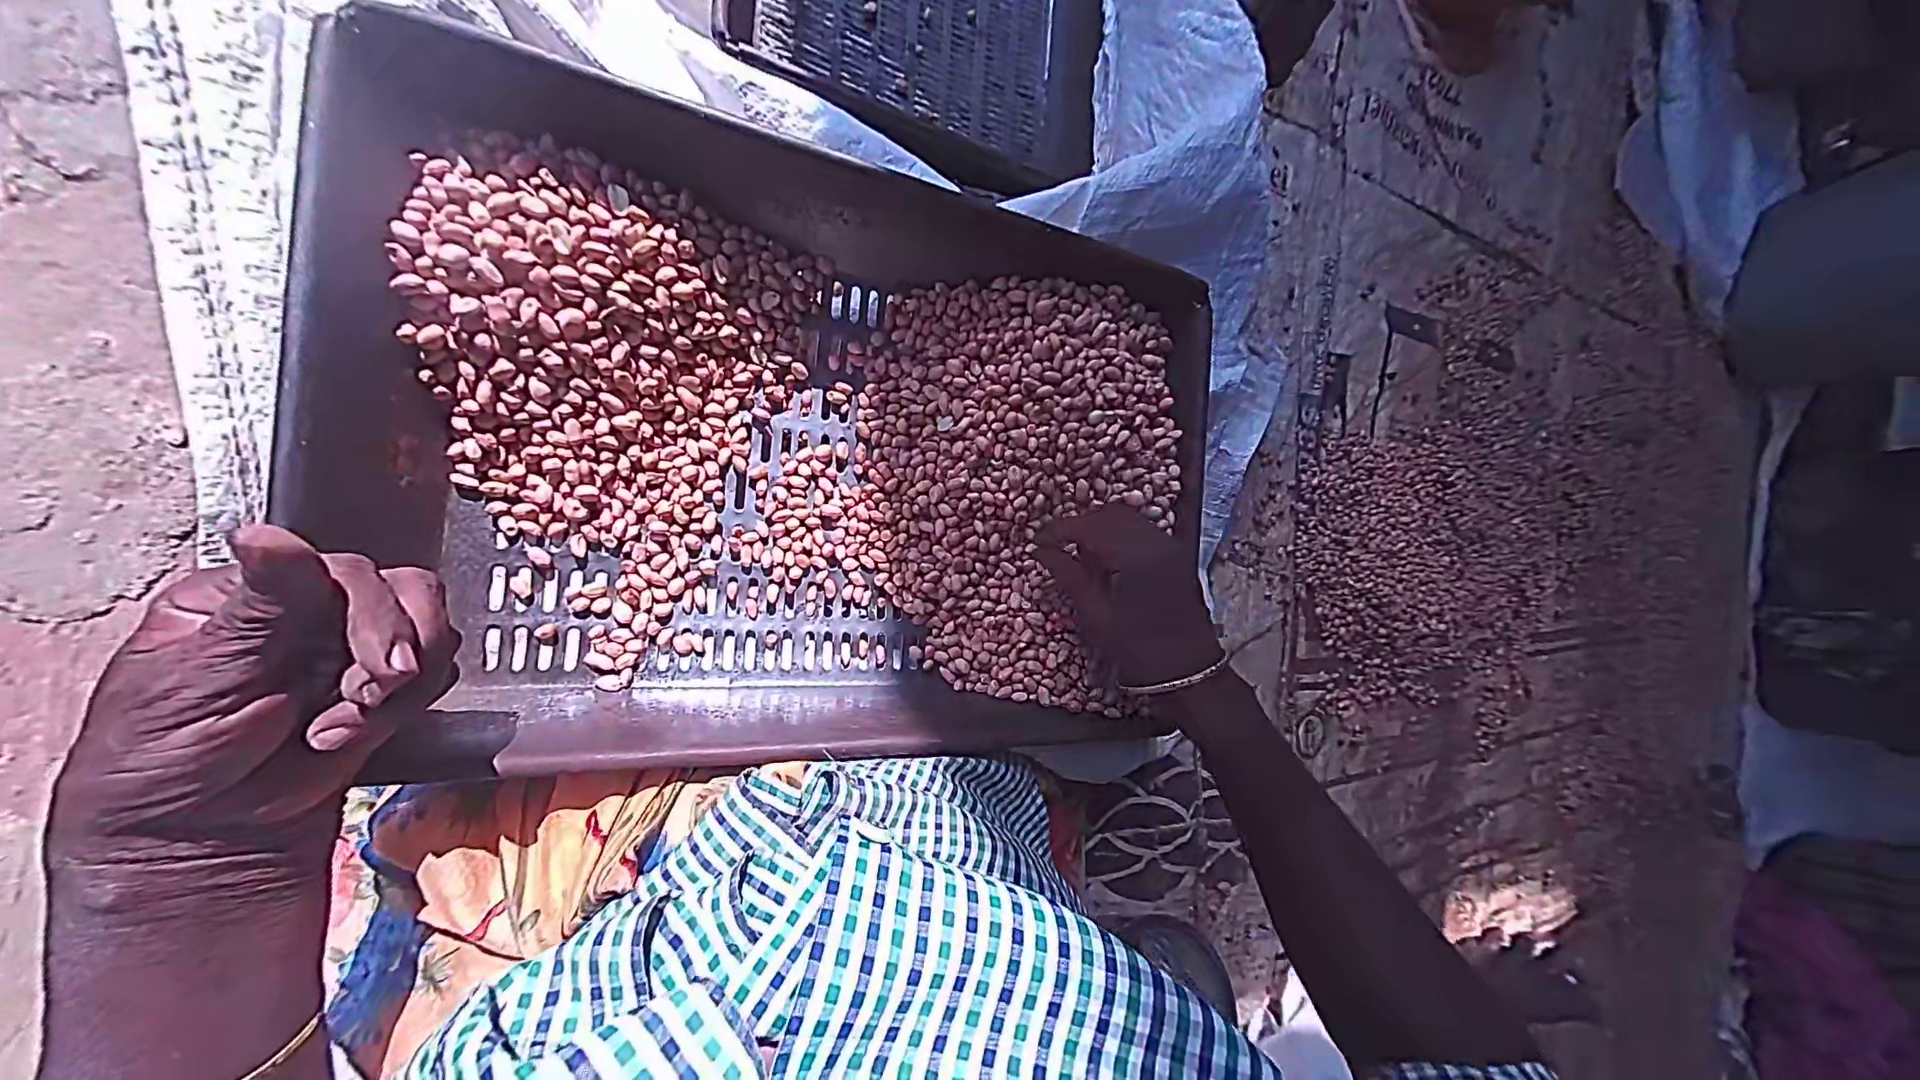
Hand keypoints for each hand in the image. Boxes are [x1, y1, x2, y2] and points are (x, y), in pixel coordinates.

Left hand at [47, 525, 458, 893]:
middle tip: (377, 692)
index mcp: (256, 591)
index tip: (380, 667)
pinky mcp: (389, 682)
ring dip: (404, 685)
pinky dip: (410, 706)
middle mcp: (315, 609)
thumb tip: (269, 536)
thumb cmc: (166, 759)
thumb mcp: (200, 677)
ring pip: (433, 630)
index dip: (375, 614)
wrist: (204, 837)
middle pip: (408, 591)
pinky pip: (439, 671)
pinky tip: (354, 731)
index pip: (347, 571)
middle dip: (399, 647)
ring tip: (347, 723)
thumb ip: (259, 606)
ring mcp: (357, 644)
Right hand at [1033, 505, 1222, 688]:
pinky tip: (1104, 559)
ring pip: (1125, 518)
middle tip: (1055, 547)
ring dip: (1098, 529)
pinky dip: (1117, 536)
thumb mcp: (1096, 616)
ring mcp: (1170, 546)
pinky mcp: (1175, 554)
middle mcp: (1157, 543)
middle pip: (1108, 515)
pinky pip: (1140, 530)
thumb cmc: (1137, 650)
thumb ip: (1069, 576)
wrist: (1186, 671)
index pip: (1090, 526)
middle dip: (1078, 527)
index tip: (1038, 542)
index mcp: (1137, 558)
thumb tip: (1042, 551)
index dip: (1059, 530)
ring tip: (1077, 554)